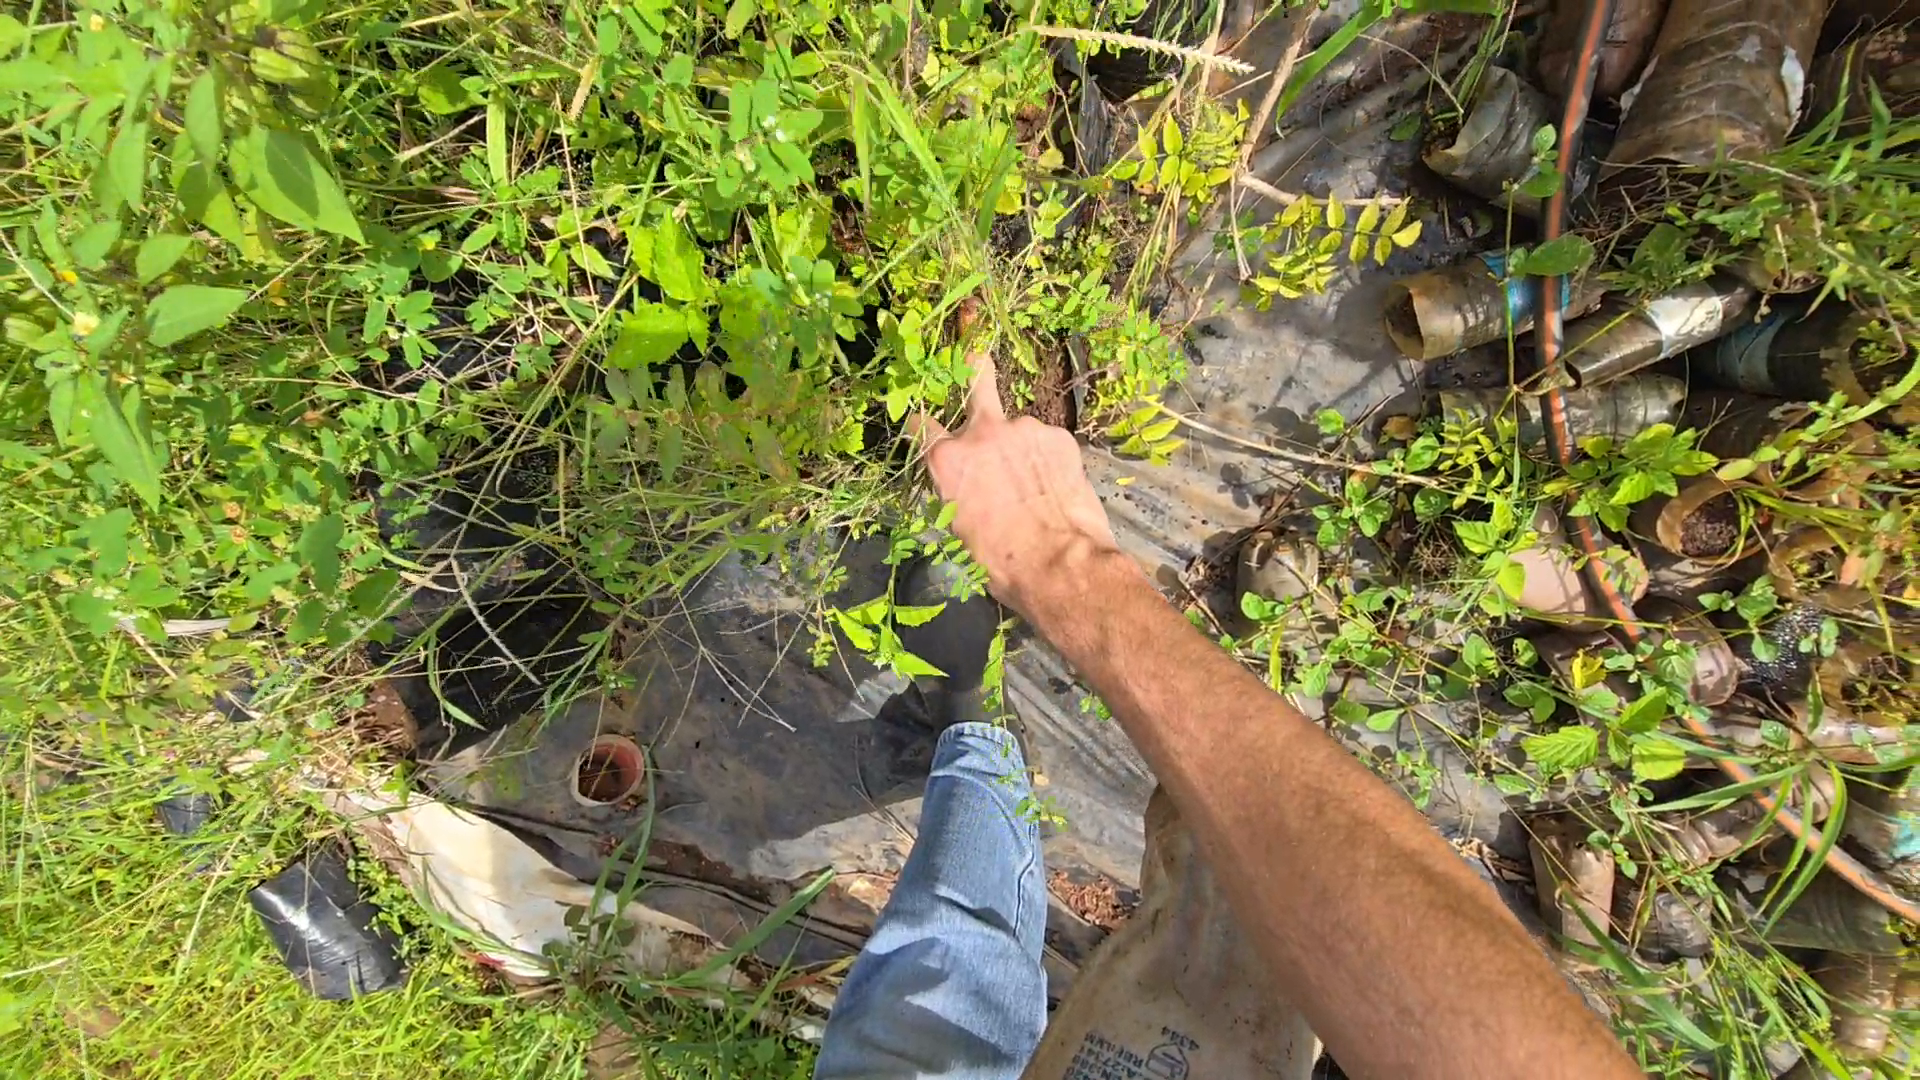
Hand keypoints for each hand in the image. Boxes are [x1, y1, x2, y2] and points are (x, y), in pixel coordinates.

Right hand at [912, 317, 1120, 618]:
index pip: (921, 424)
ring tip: (1034, 486)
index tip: (920, 419)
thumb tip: (961, 487)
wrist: (1062, 566)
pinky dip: (1047, 459)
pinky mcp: (1059, 435)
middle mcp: (982, 432)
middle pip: (975, 379)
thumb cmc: (1001, 563)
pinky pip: (1046, 442)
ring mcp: (1025, 428)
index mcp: (947, 460)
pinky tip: (1054, 487)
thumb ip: (955, 491)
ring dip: (1020, 446)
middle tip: (974, 325)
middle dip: (972, 356)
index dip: (920, 422)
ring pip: (1018, 428)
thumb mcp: (958, 532)